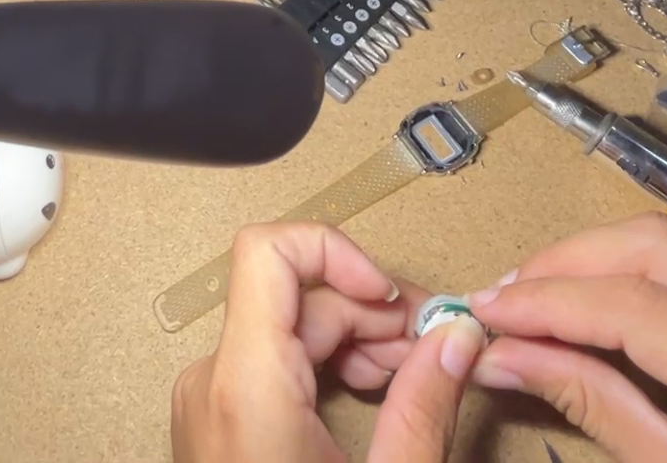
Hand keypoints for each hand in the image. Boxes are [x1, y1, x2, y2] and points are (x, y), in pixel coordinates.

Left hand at [172, 222, 487, 462]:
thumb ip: (425, 403)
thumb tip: (458, 334)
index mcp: (244, 386)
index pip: (266, 253)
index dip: (332, 250)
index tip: (390, 294)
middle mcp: (212, 378)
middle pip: (293, 296)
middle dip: (367, 310)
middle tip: (433, 344)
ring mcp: (208, 397)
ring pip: (287, 327)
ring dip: (353, 338)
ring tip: (412, 372)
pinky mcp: (216, 416)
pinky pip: (273, 361)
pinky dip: (326, 364)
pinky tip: (373, 390)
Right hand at [467, 213, 666, 462]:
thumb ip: (590, 403)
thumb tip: (495, 352)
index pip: (641, 311)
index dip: (548, 302)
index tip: (483, 308)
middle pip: (656, 246)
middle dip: (565, 261)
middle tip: (505, 295)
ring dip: (594, 258)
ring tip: (538, 292)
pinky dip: (634, 269)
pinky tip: (595, 293)